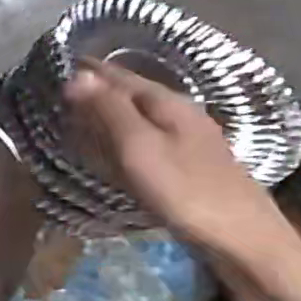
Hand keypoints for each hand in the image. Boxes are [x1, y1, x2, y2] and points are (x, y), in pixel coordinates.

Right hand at [63, 61, 294, 261]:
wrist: (239, 235)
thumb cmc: (183, 189)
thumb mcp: (138, 146)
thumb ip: (109, 110)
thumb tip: (78, 75)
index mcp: (167, 103)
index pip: (120, 76)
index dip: (91, 71)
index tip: (62, 65)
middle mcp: (180, 113)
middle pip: (132, 93)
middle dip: (101, 87)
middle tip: (65, 88)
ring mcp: (188, 138)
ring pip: (140, 115)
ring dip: (111, 111)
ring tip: (82, 112)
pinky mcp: (188, 164)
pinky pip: (146, 137)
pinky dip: (124, 134)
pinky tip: (116, 146)